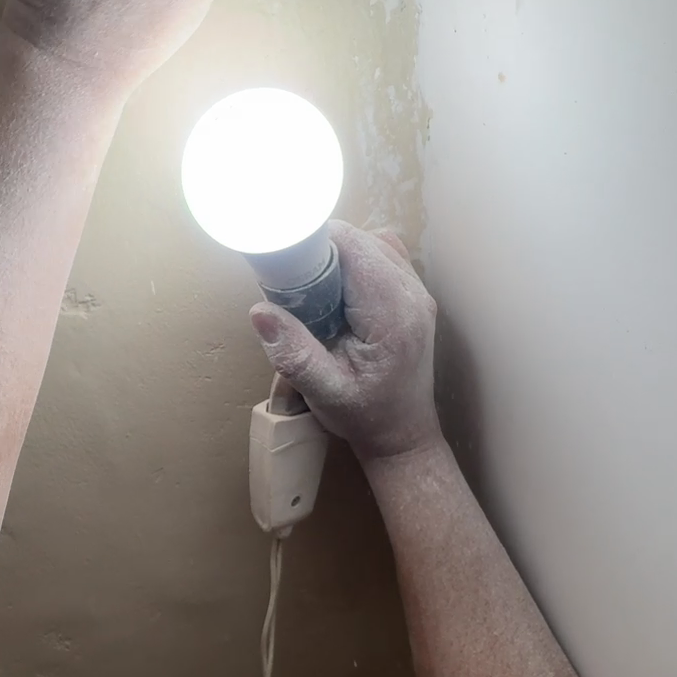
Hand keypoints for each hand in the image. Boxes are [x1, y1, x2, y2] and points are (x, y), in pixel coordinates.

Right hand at [250, 222, 444, 461]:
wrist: (402, 437)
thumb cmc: (365, 417)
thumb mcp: (324, 392)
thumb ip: (294, 353)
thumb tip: (260, 311)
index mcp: (394, 313)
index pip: (353, 246)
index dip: (315, 243)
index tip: (285, 263)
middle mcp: (412, 294)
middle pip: (362, 240)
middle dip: (322, 250)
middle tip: (294, 284)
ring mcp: (416, 293)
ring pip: (372, 243)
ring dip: (338, 255)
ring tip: (313, 290)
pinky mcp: (412, 297)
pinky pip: (381, 257)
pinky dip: (354, 263)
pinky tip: (336, 293)